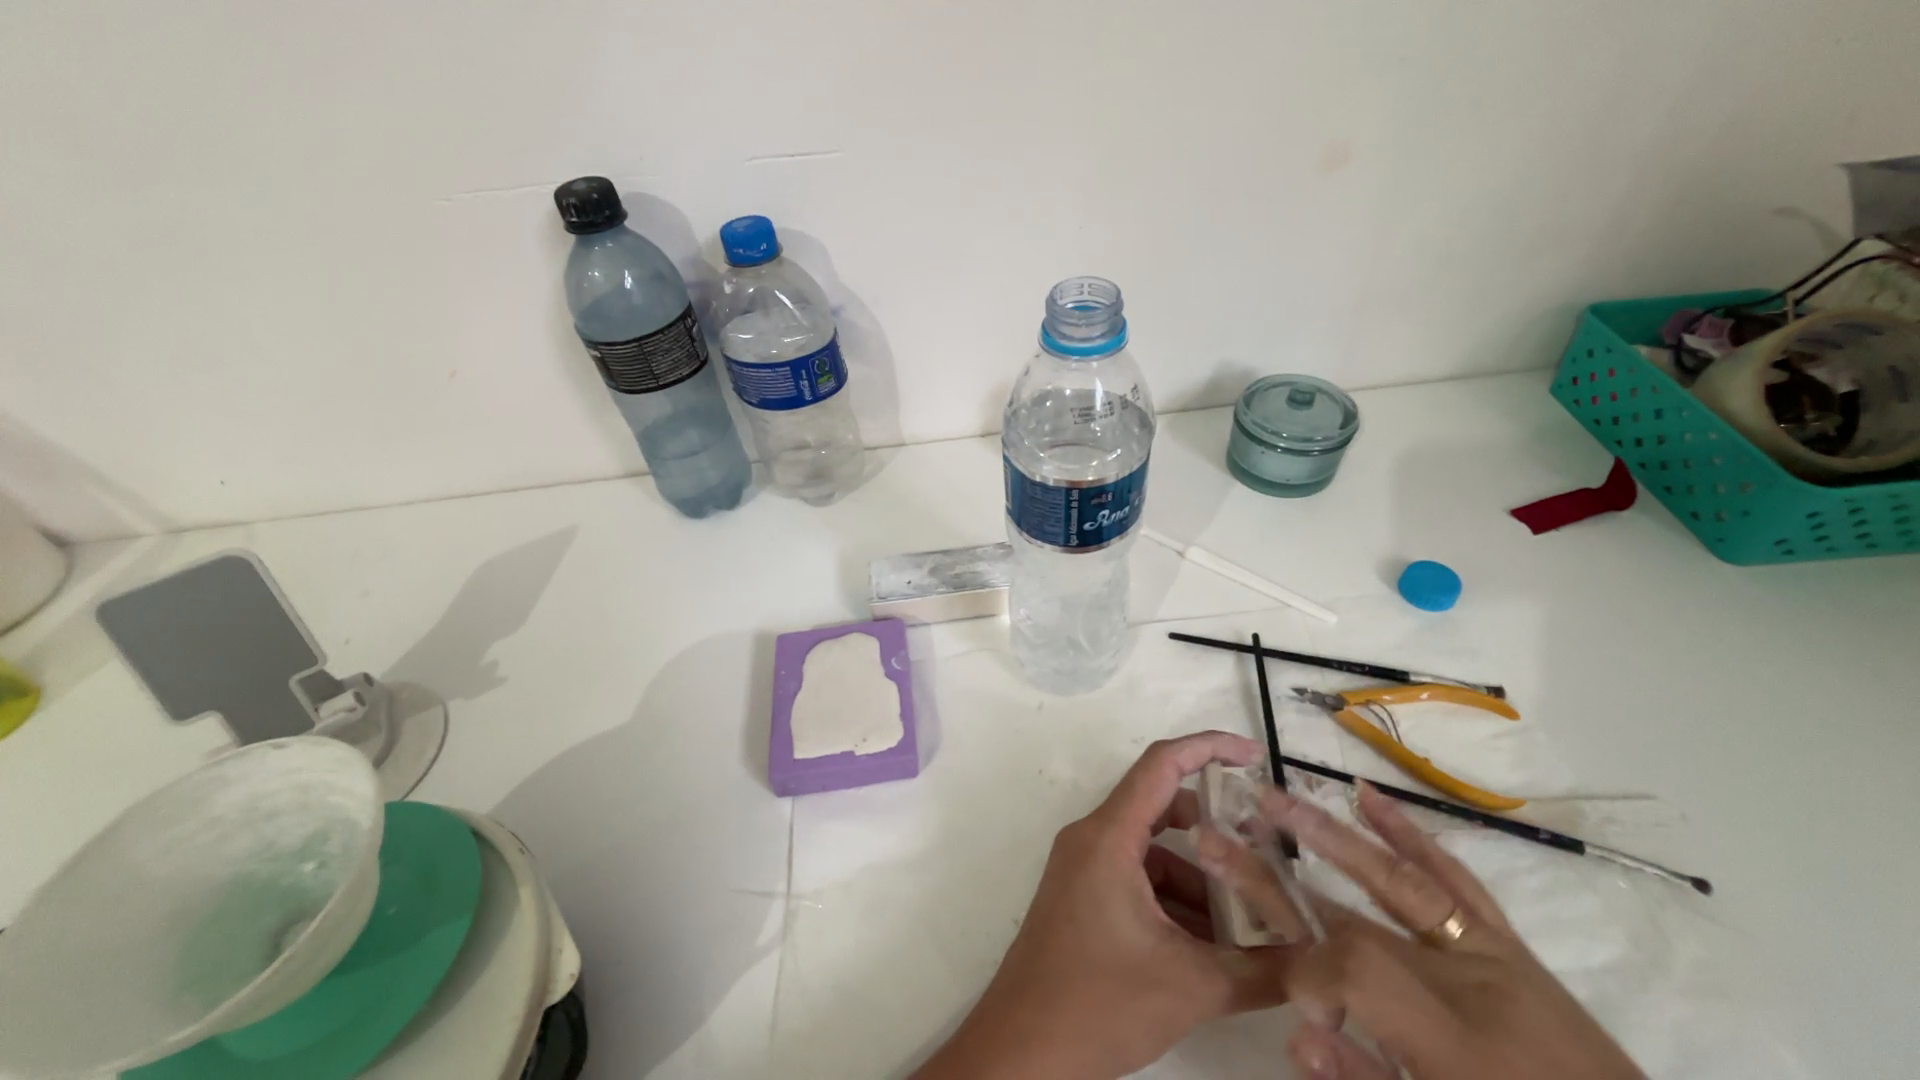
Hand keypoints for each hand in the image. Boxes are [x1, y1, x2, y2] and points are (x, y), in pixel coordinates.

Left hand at [915, 732, 1297, 1079]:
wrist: (1020, 1051)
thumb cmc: (1097, 1004)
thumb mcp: (1191, 986)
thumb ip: (1263, 971)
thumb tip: (1323, 962)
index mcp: (1109, 838)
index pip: (1161, 765)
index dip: (1209, 748)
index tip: (1255, 756)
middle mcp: (1092, 841)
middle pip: (1161, 807)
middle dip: (1217, 826)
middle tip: (1269, 850)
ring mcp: (1083, 871)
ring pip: (1153, 852)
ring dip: (1202, 878)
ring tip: (1255, 918)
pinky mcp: (1082, 899)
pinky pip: (1138, 880)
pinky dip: (1176, 900)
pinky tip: (1215, 946)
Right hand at [1197, 783, 1647, 1079]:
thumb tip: (1295, 1032)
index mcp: (1453, 1043)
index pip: (1350, 969)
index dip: (1301, 969)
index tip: (1289, 996)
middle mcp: (1472, 983)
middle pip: (1356, 916)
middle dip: (1276, 880)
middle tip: (1216, 838)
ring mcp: (1494, 955)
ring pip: (1399, 878)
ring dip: (1330, 838)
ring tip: (1276, 802)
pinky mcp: (1512, 947)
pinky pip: (1456, 880)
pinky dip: (1409, 835)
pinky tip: (1369, 799)